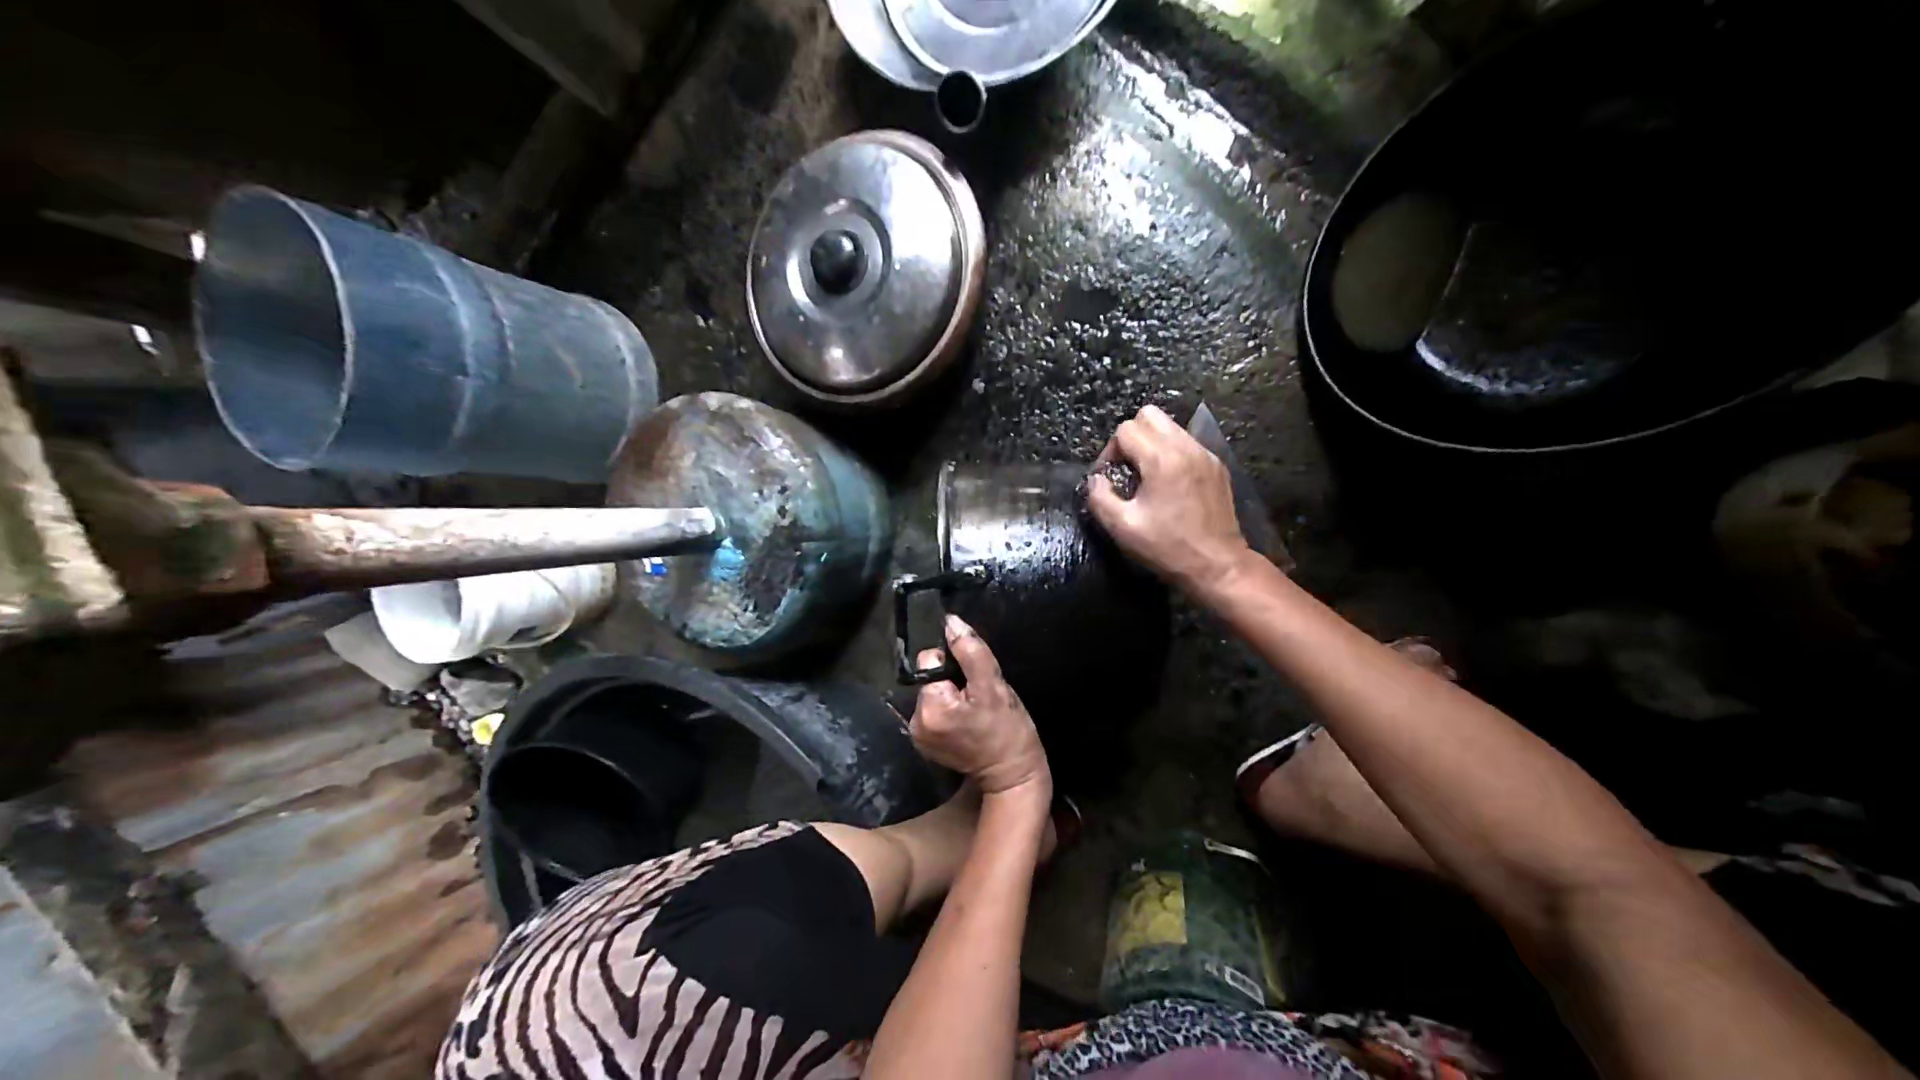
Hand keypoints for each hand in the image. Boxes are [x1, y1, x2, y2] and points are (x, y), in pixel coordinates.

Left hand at [910, 615, 1050, 796]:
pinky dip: (951, 712)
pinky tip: (970, 723)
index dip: (953, 663)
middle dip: (954, 681)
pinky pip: (936, 712)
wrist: (1014, 776)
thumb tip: (951, 622)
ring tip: (977, 711)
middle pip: (931, 678)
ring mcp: (920, 736)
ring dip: (954, 696)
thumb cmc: (1008, 731)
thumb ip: (970, 651)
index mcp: (929, 707)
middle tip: (980, 698)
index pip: (929, 661)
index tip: (973, 681)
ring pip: (935, 693)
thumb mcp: (994, 686)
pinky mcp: (927, 745)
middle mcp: (916, 722)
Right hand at [1087, 404, 1251, 593]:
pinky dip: (1172, 452)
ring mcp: (1205, 454)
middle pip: (1150, 415)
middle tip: (1127, 468)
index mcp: (1162, 459)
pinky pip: (1187, 443)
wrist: (1217, 564)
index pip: (1126, 430)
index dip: (1110, 451)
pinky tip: (1169, 483)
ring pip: (1171, 426)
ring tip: (1147, 475)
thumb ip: (1100, 497)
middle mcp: (1186, 448)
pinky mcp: (1216, 466)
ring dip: (1152, 443)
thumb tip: (1095, 480)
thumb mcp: (1122, 527)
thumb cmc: (1167, 547)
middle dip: (1131, 437)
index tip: (1110, 478)